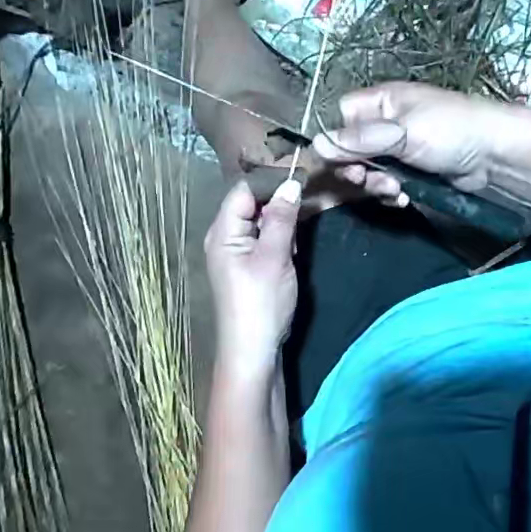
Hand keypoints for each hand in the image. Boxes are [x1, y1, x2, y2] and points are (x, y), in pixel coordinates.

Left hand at [204, 176, 301, 372]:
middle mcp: (224, 237)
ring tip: (301, 233)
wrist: (253, 351)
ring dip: (282, 223)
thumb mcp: (275, 256)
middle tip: (307, 208)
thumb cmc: (261, 303)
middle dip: (279, 203)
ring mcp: (234, 253)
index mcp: (222, 231)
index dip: (271, 183)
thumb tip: (291, 184)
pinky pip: (263, 240)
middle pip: (251, 204)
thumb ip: (281, 218)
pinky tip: (293, 250)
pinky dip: (279, 239)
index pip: (244, 190)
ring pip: (260, 222)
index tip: (302, 180)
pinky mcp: (247, 267)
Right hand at [310, 82, 525, 202]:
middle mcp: (386, 123)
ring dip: (376, 184)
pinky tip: (403, 198)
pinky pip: (387, 184)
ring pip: (368, 170)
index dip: (339, 139)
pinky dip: (391, 193)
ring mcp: (400, 149)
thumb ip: (359, 141)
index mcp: (382, 102)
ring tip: (395, 190)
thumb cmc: (450, 132)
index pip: (341, 117)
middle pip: (351, 149)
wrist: (496, 156)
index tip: (343, 160)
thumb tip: (315, 145)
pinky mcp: (412, 172)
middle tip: (367, 179)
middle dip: (358, 168)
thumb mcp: (402, 133)